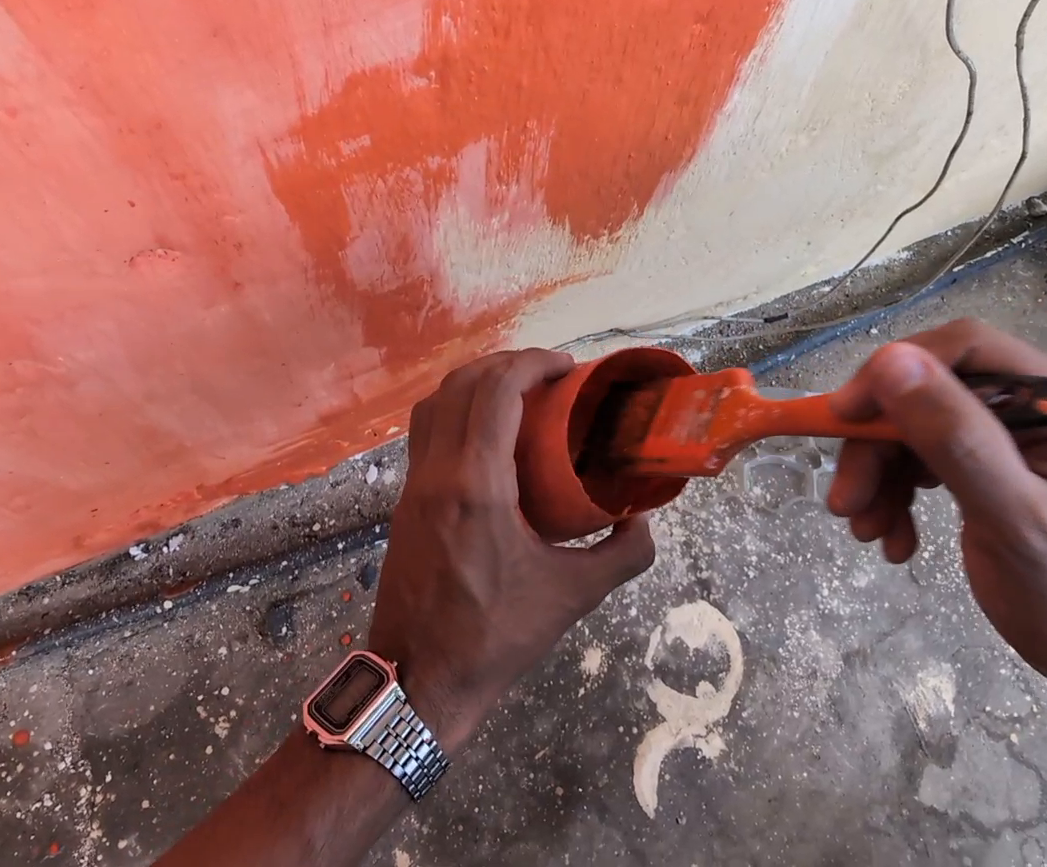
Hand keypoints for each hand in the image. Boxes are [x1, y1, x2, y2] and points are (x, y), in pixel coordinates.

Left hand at [367, 349, 655, 752]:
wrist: (418, 681)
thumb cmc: (495, 636)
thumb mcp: (574, 596)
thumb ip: (623, 555)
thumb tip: (643, 522)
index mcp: (475, 485)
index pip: (496, 391)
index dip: (532, 364)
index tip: (568, 367)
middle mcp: (436, 472)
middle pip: (461, 384)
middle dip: (506, 364)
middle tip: (548, 374)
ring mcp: (412, 486)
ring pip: (434, 404)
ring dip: (474, 382)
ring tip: (517, 392)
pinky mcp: (403, 503)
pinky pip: (425, 432)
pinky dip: (456, 411)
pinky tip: (488, 436)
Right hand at [825, 320, 1046, 771]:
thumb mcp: (1014, 520)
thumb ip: (956, 438)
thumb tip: (890, 361)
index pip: (968, 348)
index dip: (896, 370)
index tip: (844, 416)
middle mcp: (1044, 407)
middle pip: (932, 392)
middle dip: (879, 444)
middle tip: (845, 500)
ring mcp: (1016, 436)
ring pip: (918, 426)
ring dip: (880, 475)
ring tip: (865, 529)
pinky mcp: (993, 465)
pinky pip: (924, 458)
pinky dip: (896, 493)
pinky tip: (894, 538)